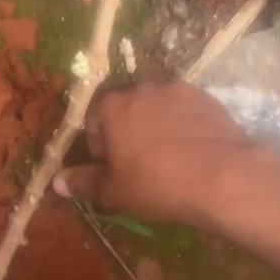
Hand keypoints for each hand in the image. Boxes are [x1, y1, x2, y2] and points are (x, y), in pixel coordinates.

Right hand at [53, 81, 279, 229]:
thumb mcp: (114, 191)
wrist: (223, 177)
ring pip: (156, 109)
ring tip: (172, 160)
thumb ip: (83, 181)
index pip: (93, 121)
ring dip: (156, 128)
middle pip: (125, 110)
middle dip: (128, 133)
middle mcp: (141, 88)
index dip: (100, 148)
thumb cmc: (157, 183)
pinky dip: (184, 126)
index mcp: (112, 106)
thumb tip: (56, 182)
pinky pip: (185, 111)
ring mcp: (176, 90)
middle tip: (141, 167)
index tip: (115, 170)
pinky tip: (194, 153)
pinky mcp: (206, 98)